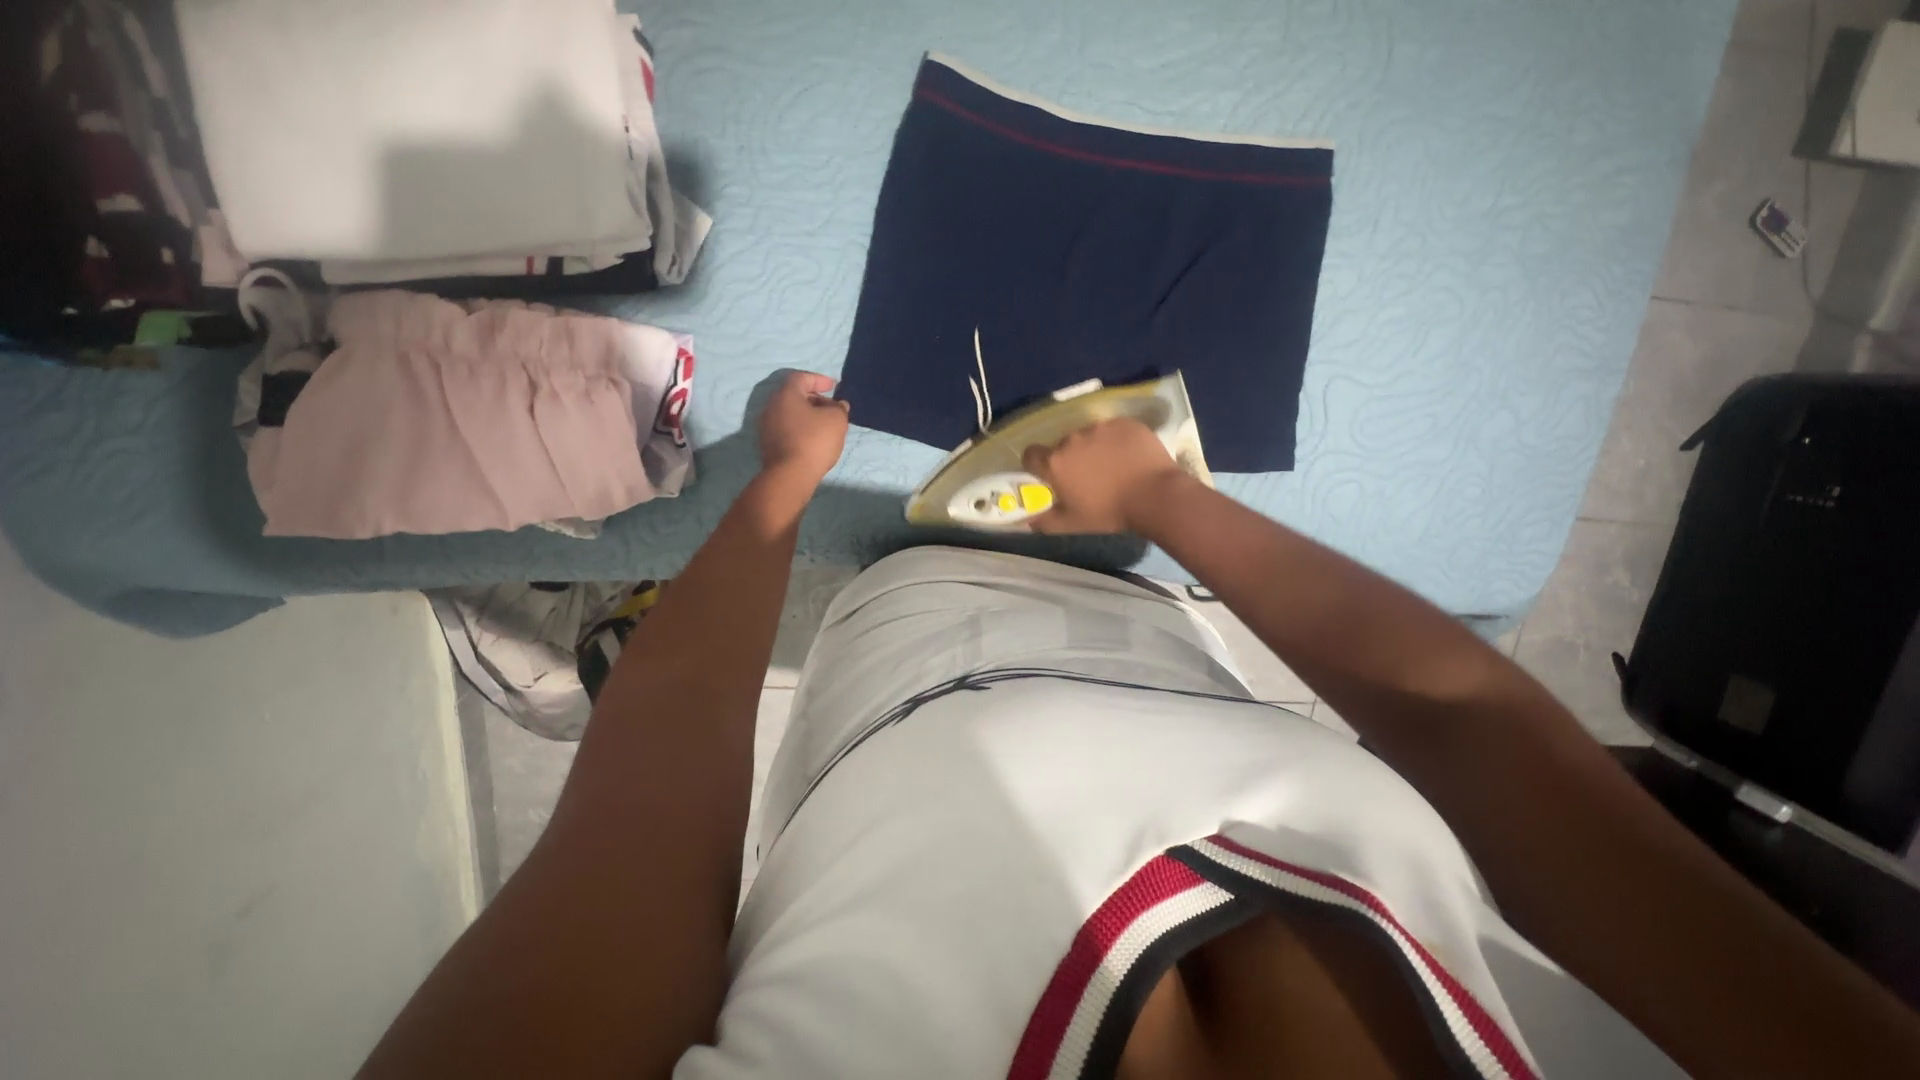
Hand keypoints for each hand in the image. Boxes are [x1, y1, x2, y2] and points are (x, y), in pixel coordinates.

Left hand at [758, 371, 849, 489]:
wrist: (790, 475)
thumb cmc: (814, 440)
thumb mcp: (836, 420)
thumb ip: (839, 407)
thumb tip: (838, 405)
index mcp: (785, 395)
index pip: (801, 377)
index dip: (819, 379)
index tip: (833, 386)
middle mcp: (771, 406)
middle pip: (794, 395)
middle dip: (814, 398)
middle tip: (831, 407)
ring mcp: (766, 426)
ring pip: (790, 413)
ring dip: (807, 414)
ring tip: (824, 424)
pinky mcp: (768, 444)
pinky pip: (786, 427)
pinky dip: (800, 427)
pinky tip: (813, 438)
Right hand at [1021, 418, 1185, 533]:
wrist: (1155, 496)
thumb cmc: (1108, 512)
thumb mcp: (1071, 524)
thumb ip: (1043, 521)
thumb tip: (1026, 519)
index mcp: (1055, 462)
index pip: (1030, 455)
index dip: (1037, 466)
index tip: (1049, 476)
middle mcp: (1072, 438)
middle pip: (1063, 446)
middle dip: (1070, 459)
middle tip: (1087, 477)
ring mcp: (1100, 427)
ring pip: (1089, 436)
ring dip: (1094, 448)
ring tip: (1112, 466)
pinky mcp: (1124, 422)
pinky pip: (1113, 430)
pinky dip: (1117, 441)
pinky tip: (1129, 457)